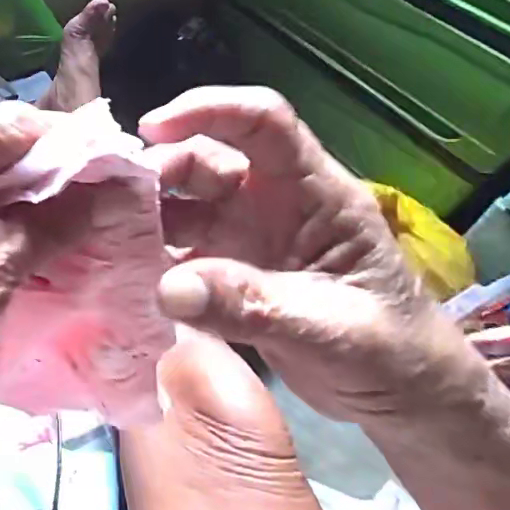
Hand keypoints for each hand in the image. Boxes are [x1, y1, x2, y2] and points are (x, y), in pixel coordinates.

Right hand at [139, 87, 488, 426]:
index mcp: (313, 191)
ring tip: (105, 233)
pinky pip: (180, 247)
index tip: (151, 128)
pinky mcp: (229, 268)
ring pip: (186, 201)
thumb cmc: (392, 352)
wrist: (404, 400)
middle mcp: (272, 200)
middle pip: (208, 158)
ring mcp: (247, 233)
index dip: (209, 109)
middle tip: (112, 201)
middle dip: (160, 168)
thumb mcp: (332, 331)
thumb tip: (168, 287)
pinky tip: (121, 269)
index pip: (263, 121)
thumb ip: (252, 307)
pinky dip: (151, 253)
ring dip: (148, 212)